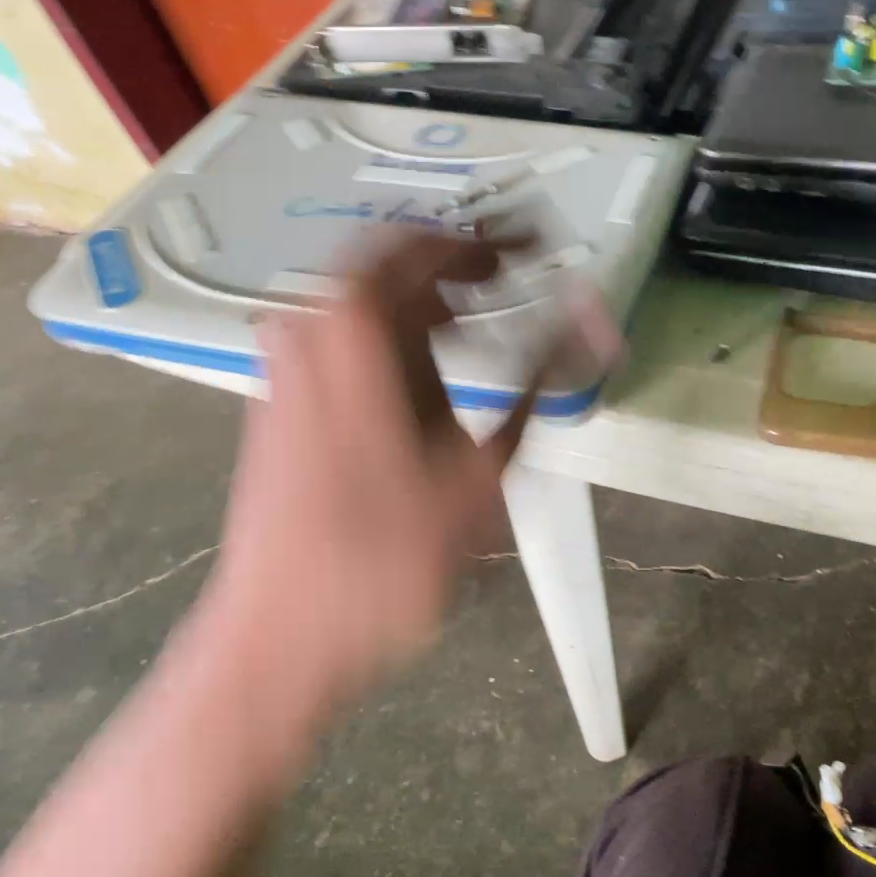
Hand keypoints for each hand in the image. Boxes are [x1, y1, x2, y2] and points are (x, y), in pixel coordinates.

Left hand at [196, 227, 586, 708]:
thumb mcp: (481, 471)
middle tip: (513, 285)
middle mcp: (308, 330)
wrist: (281, 635)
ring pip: (363, 303)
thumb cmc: (387, 561)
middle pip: (390, 265)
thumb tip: (595, 320)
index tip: (537, 249)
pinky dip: (394, 342)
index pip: (427, 244)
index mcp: (356, 329)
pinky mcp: (279, 401)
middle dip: (459, 271)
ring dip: (426, 307)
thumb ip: (541, 380)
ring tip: (480, 330)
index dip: (490, 241)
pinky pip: (343, 341)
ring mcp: (285, 366)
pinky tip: (429, 380)